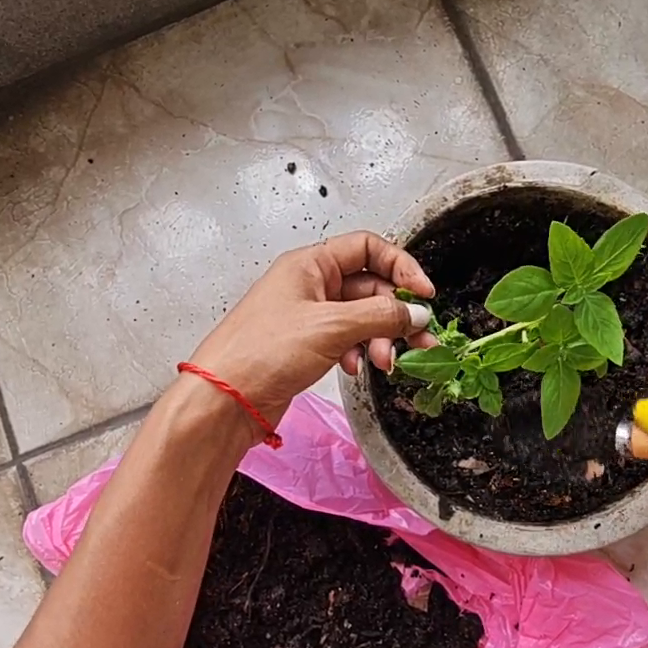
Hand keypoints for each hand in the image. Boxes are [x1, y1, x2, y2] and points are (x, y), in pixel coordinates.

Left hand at [188, 232, 436, 426]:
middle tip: (417, 338)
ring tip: (386, 361)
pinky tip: (356, 368)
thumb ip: (380, 316)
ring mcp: (308, 316)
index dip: (400, 267)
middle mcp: (309, 285)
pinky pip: (347, 340)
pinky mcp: (307, 346)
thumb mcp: (330, 327)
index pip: (367, 248)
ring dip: (380, 338)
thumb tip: (415, 312)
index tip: (422, 293)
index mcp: (310, 265)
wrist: (225, 399)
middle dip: (394, 314)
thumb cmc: (261, 352)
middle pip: (369, 287)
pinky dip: (359, 352)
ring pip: (361, 317)